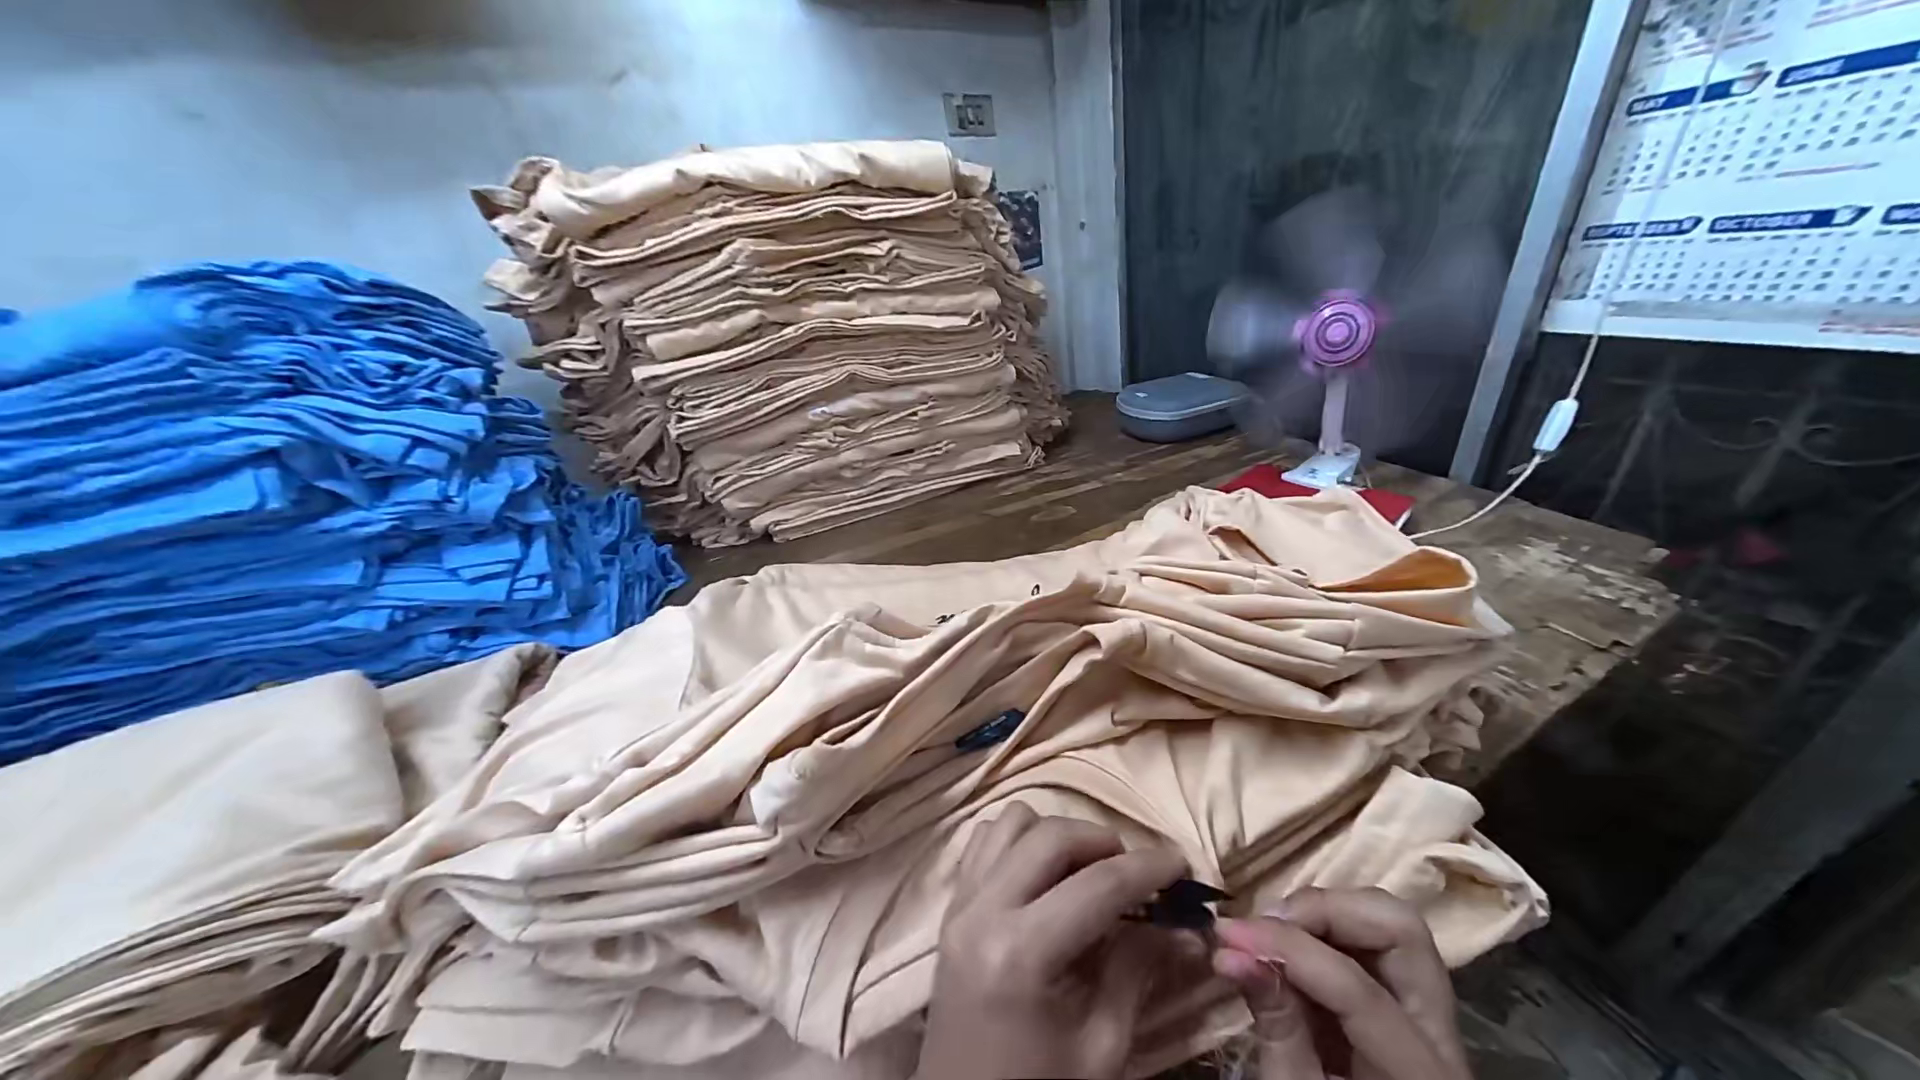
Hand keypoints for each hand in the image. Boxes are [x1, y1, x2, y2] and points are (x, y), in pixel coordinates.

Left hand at [915, 804, 1187, 1079]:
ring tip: (1089, 870)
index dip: (1147, 868)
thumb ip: (1137, 972)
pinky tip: (1045, 873)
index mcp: (1021, 954)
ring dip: (1059, 834)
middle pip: (1051, 837)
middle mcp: (983, 911)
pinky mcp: (951, 905)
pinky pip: (984, 841)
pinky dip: (1020, 840)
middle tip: (1137, 872)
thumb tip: (1185, 927)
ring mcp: (960, 903)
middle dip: (1104, 842)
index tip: (1182, 863)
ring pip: (1012, 824)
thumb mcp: (1100, 1047)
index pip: (1096, 886)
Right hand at [1212, 888, 1471, 1079]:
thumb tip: (1230, 953)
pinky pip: (1371, 934)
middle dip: (1326, 909)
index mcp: (1423, 1075)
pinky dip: (1324, 923)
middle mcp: (1441, 1029)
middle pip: (1400, 929)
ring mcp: (1430, 1007)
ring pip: (1389, 919)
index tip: (1229, 934)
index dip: (1289, 949)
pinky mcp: (1404, 994)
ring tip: (1274, 931)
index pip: (1358, 988)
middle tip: (1268, 922)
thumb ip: (1275, 1026)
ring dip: (1325, 910)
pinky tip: (1289, 943)